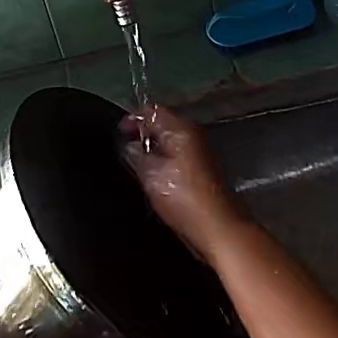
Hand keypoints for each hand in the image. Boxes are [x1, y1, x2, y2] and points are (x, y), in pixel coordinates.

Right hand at [120, 107, 248, 263]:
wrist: (218, 227)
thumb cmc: (183, 198)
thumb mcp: (151, 176)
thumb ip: (135, 155)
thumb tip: (128, 143)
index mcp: (181, 128)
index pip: (152, 110)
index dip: (133, 119)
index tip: (119, 133)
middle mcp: (193, 132)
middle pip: (163, 122)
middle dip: (143, 133)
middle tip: (125, 148)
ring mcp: (200, 149)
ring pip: (171, 139)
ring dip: (154, 147)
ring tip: (137, 162)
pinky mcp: (203, 166)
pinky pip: (178, 153)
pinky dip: (165, 158)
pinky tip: (155, 174)